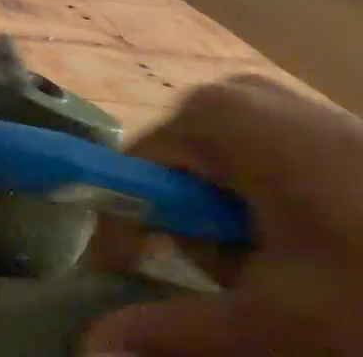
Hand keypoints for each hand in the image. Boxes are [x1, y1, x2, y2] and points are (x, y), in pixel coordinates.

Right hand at [82, 75, 362, 355]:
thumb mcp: (281, 323)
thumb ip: (177, 330)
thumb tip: (90, 346)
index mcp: (212, 118)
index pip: (129, 176)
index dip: (129, 237)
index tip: (137, 286)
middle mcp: (242, 96)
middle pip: (182, 176)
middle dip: (209, 240)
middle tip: (258, 290)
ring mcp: (297, 109)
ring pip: (228, 178)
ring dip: (248, 236)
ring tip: (303, 280)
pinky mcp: (338, 129)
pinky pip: (276, 171)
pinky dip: (288, 222)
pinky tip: (333, 257)